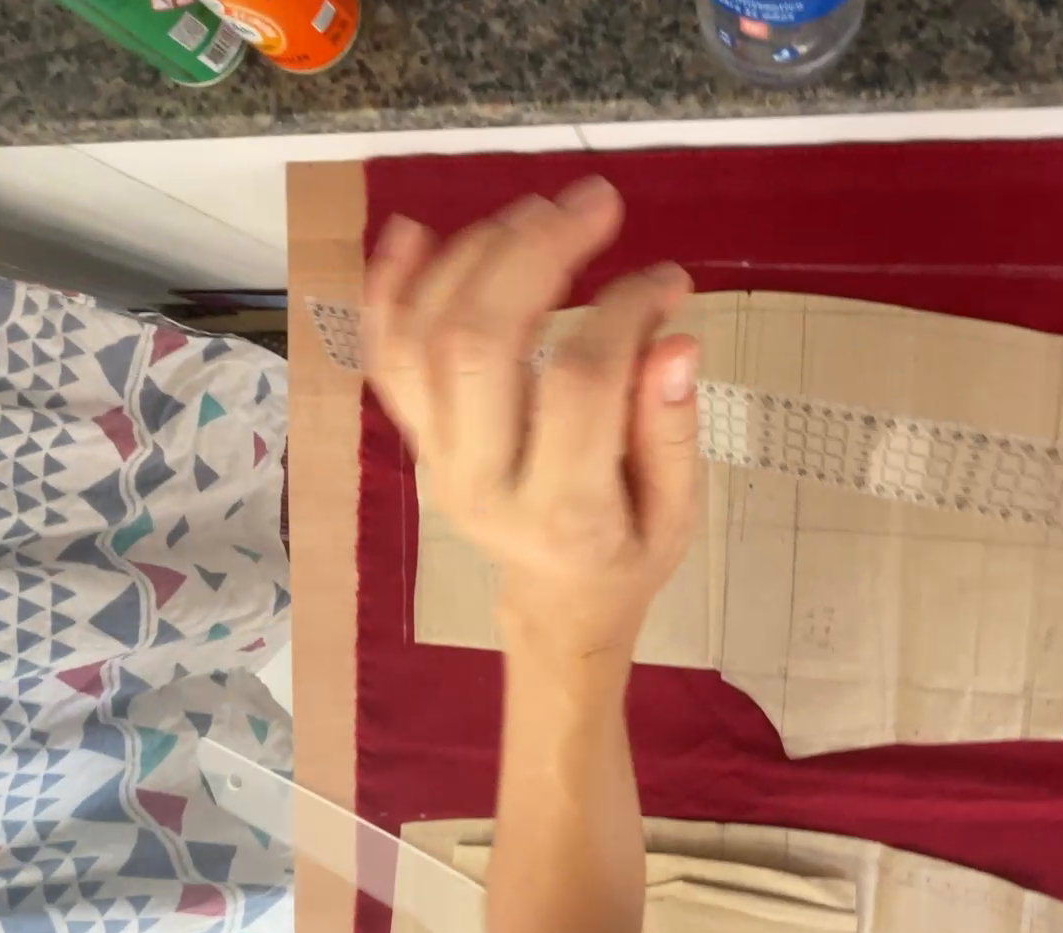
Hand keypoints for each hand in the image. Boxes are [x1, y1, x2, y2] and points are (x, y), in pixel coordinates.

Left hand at [358, 177, 701, 660]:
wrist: (557, 599)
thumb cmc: (626, 557)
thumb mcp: (676, 512)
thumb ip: (671, 431)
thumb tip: (675, 339)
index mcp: (564, 513)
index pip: (581, 384)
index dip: (625, 312)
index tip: (667, 281)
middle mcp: (482, 484)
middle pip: (482, 343)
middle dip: (537, 252)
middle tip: (594, 203)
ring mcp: (436, 461)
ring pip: (426, 337)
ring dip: (475, 255)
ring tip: (535, 212)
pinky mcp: (417, 442)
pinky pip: (386, 359)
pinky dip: (390, 289)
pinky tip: (410, 232)